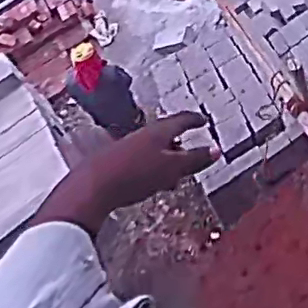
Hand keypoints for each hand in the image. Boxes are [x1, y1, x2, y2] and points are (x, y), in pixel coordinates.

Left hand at [35, 112, 217, 234]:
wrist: (91, 188)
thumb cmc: (135, 174)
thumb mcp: (172, 168)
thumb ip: (194, 159)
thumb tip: (216, 150)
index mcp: (159, 131)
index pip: (182, 119)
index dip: (195, 120)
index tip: (203, 120)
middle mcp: (143, 134)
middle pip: (166, 133)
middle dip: (179, 142)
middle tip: (191, 151)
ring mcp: (126, 147)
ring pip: (152, 147)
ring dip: (165, 157)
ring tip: (173, 173)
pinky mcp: (113, 162)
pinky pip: (139, 159)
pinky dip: (151, 166)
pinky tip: (149, 182)